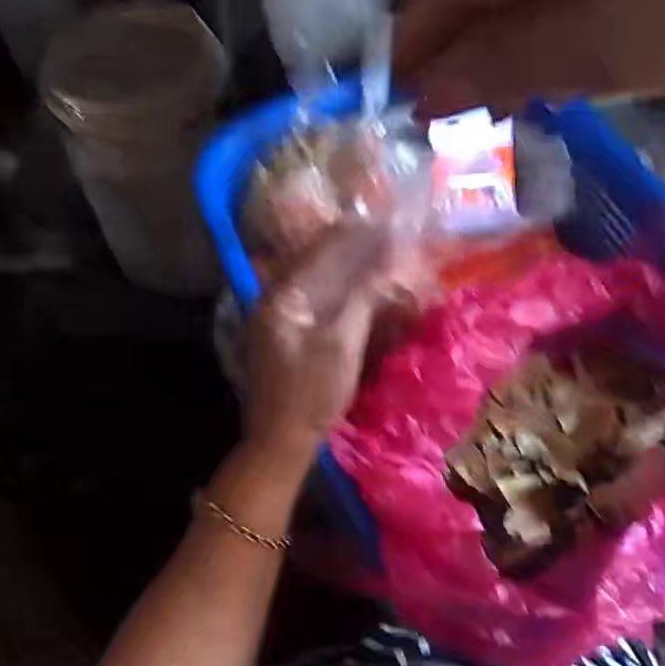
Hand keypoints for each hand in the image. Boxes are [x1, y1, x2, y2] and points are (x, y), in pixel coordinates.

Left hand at [243, 225, 392, 460]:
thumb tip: (388, 260)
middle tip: (391, 238)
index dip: (357, 235)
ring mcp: (278, 320)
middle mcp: (274, 301)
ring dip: (350, 270)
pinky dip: (341, 295)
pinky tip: (363, 292)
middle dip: (355, 249)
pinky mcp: (287, 338)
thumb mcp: (340, 344)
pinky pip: (316, 304)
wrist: (279, 442)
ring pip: (318, 283)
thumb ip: (362, 298)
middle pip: (318, 262)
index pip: (321, 250)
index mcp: (280, 297)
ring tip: (384, 258)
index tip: (389, 223)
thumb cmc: (309, 394)